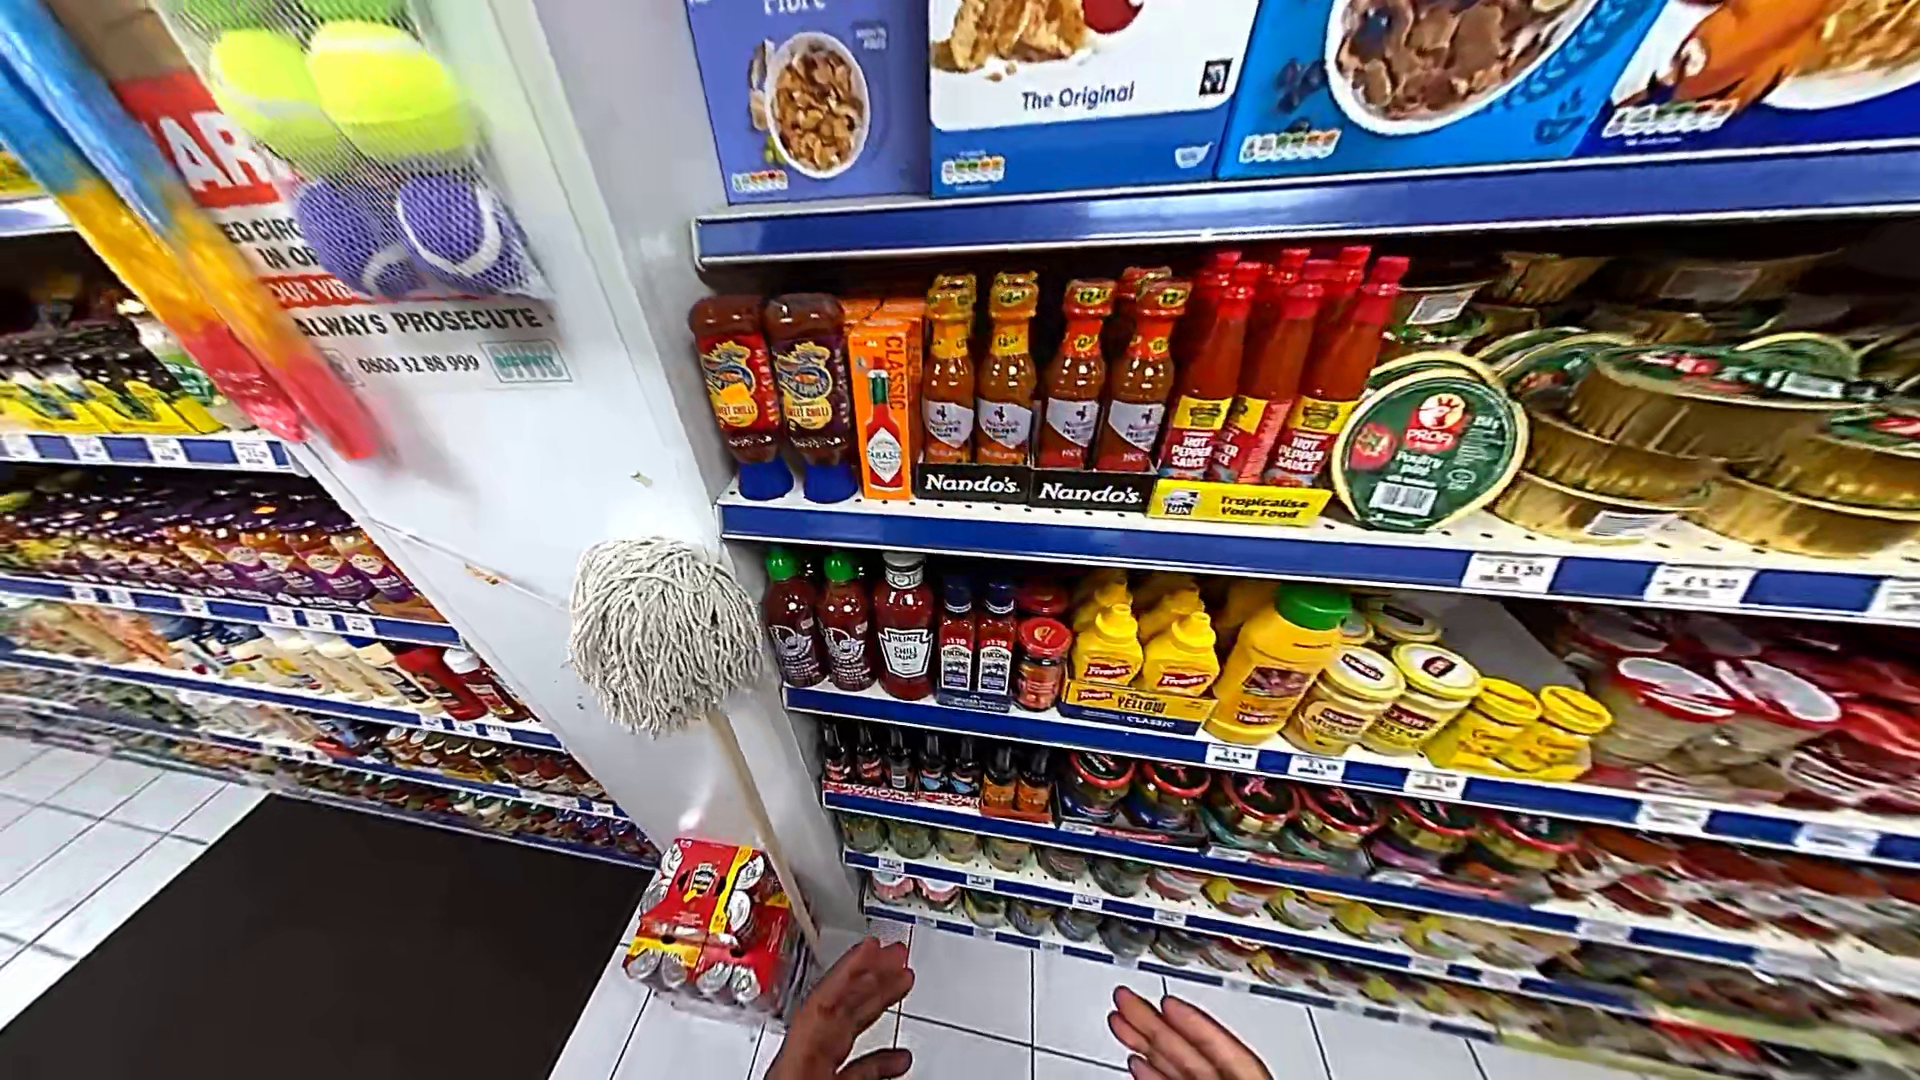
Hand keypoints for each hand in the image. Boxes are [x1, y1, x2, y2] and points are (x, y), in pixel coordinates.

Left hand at [767, 938, 914, 1079]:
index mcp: (795, 1060)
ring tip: (904, 982)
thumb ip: (858, 1066)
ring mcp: (810, 1073)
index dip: (850, 967)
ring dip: (877, 1003)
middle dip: (871, 973)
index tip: (873, 943)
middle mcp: (801, 1060)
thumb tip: (898, 1055)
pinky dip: (875, 1055)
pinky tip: (899, 1055)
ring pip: (845, 1029)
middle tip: (897, 952)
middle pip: (838, 1005)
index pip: (824, 1000)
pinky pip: (849, 1067)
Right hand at [1109, 986, 1271, 1079]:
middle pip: (1194, 1052)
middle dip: (1153, 1022)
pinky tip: (1136, 1060)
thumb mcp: (1231, 1077)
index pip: (1224, 1045)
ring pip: (1181, 1069)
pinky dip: (1154, 1074)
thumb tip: (1167, 1028)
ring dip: (1146, 1043)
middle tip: (1124, 997)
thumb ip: (1210, 1055)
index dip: (1193, 1021)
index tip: (1164, 999)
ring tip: (1119, 1020)